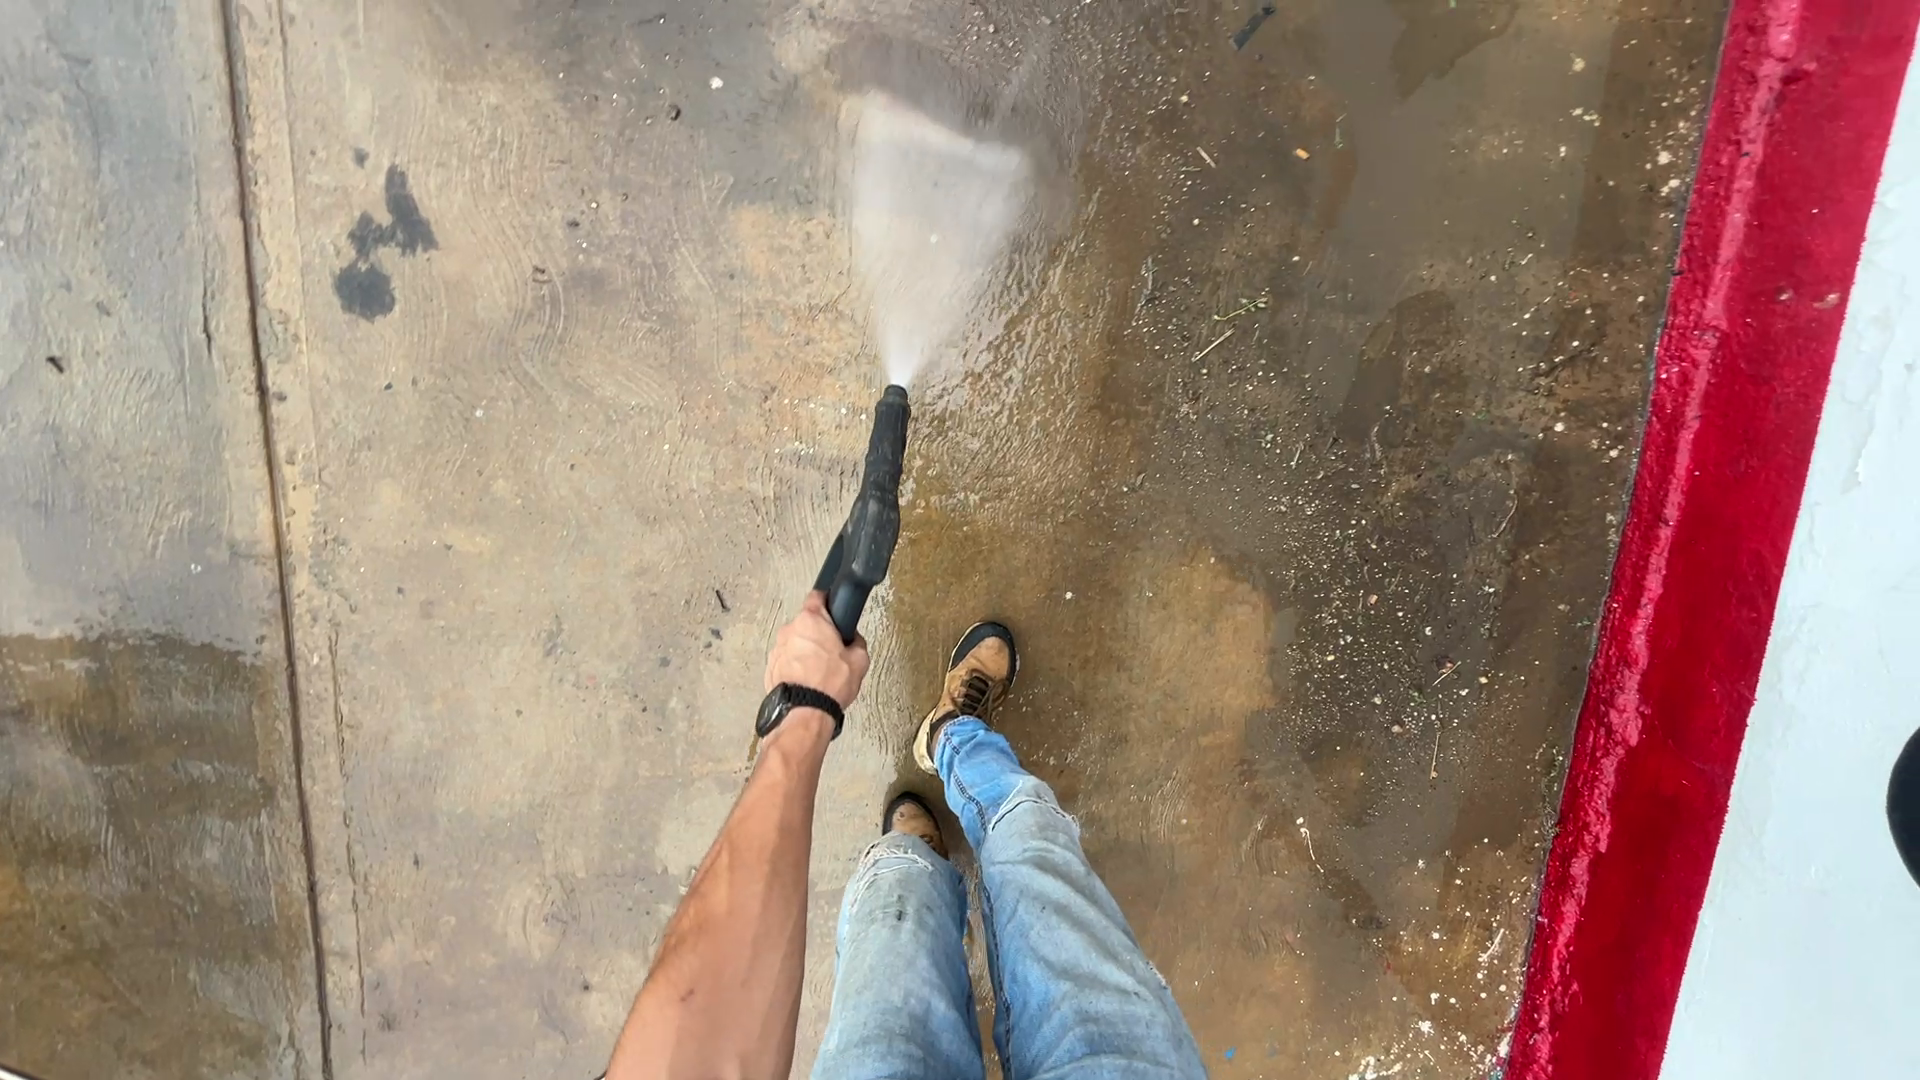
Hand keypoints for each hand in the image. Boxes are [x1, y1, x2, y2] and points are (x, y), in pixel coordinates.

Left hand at [764, 592, 869, 708]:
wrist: (805, 712)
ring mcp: (777, 649)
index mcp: (811, 621)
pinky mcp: (771, 668)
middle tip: (832, 649)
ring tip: (821, 671)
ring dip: (805, 652)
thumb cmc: (827, 685)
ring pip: (795, 644)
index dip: (827, 601)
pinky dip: (796, 668)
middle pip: (806, 623)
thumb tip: (854, 641)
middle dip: (818, 634)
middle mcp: (790, 630)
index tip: (832, 606)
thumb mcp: (859, 660)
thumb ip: (857, 642)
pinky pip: (786, 661)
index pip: (817, 596)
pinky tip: (809, 681)